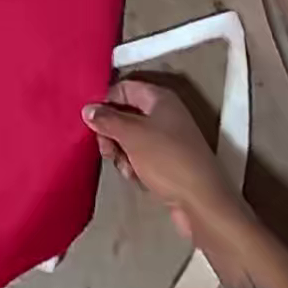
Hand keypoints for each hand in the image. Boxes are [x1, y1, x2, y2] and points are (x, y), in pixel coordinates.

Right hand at [82, 81, 240, 237]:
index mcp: (160, 98)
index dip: (106, 100)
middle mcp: (165, 113)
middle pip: (127, 113)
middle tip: (106, 149)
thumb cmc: (166, 159)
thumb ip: (107, 120)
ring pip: (132, 137)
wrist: (200, 200)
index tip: (90, 120)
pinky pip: (142, 155)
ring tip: (125, 167)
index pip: (125, 88)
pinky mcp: (168, 160)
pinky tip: (135, 177)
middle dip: (112, 131)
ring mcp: (168, 137)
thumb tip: (87, 109)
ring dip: (122, 151)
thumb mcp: (132, 136)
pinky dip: (135, 164)